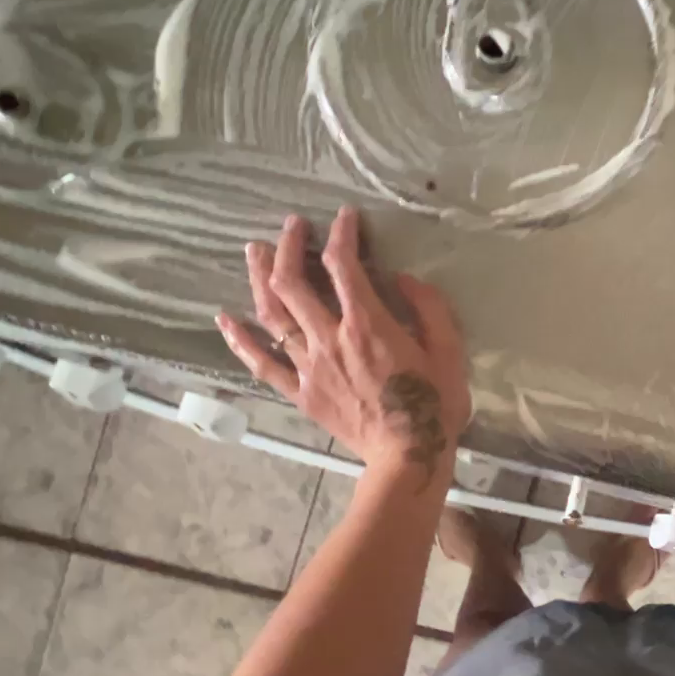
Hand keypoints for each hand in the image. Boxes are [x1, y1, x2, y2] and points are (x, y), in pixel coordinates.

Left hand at [216, 208, 468, 488]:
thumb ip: (429, 309)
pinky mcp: (301, 392)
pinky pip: (262, 364)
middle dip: (289, 245)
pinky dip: (241, 340)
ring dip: (259, 277)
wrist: (408, 457)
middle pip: (293, 281)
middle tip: (293, 226)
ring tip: (255, 252)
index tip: (346, 217)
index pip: (343, 266)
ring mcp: (309, 366)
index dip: (342, 234)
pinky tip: (225, 319)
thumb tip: (403, 279)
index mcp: (368, 325)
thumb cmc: (436, 405)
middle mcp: (329, 338)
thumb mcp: (449, 352)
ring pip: (271, 314)